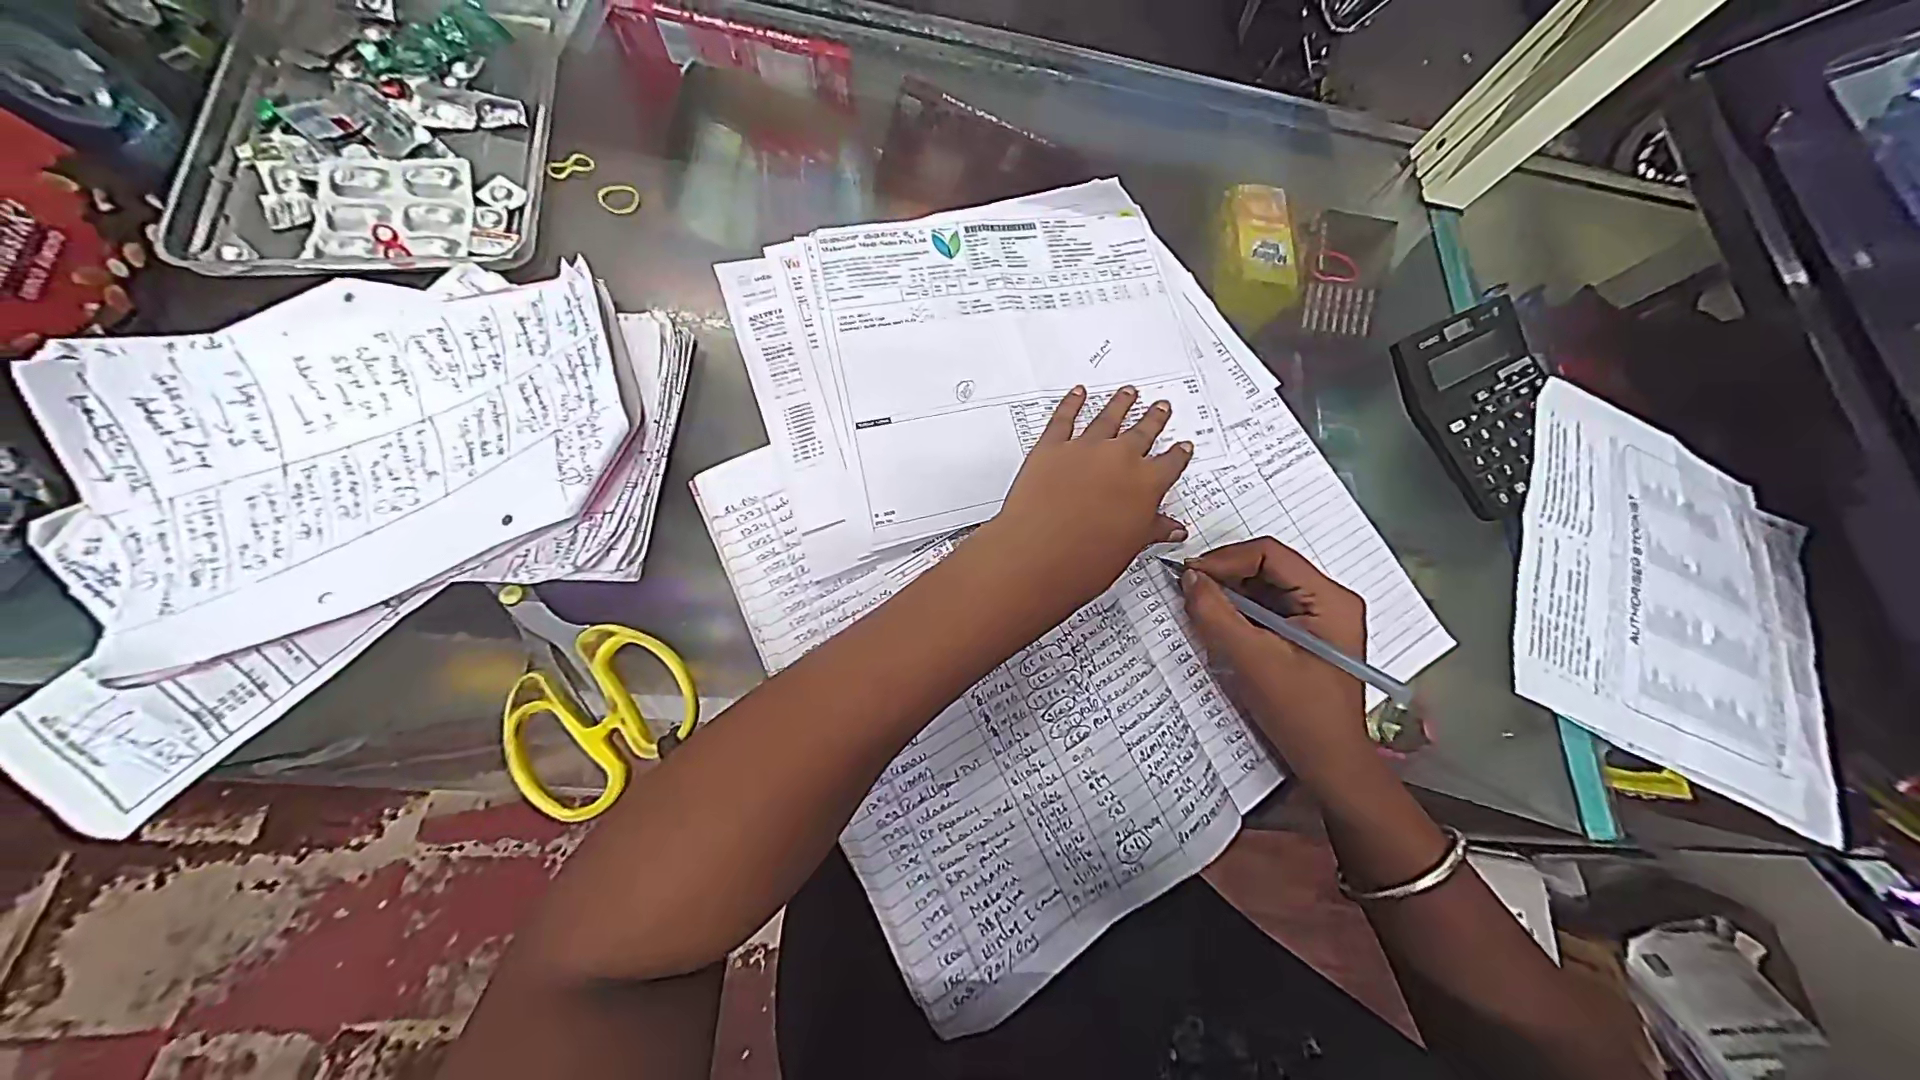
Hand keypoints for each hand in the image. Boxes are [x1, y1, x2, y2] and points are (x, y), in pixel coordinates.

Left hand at [970, 385, 1191, 618]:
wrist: (1036, 557)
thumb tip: (1171, 528)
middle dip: (1153, 419)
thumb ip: (1151, 530)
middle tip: (1161, 407)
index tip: (1181, 447)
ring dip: (1120, 404)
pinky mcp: (1050, 448)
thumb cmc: (1082, 561)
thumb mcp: (1129, 548)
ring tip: (1128, 393)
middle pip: (1143, 432)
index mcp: (1146, 485)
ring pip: (1108, 418)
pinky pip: (1064, 418)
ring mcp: (1085, 449)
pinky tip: (1077, 394)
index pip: (1170, 464)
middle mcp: (1120, 459)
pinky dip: (1071, 404)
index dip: (1177, 455)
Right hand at [1178, 538, 1373, 782]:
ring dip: (1228, 594)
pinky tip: (1218, 626)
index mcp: (1330, 600)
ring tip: (1200, 609)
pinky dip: (1235, 612)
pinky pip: (1262, 607)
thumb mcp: (1253, 661)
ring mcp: (1316, 617)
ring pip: (1261, 586)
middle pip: (1265, 566)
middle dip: (1224, 576)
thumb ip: (1217, 615)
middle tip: (1189, 590)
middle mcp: (1328, 600)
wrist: (1328, 761)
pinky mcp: (1301, 632)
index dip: (1225, 559)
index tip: (1190, 575)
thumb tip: (1190, 579)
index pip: (1269, 554)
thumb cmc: (1303, 716)